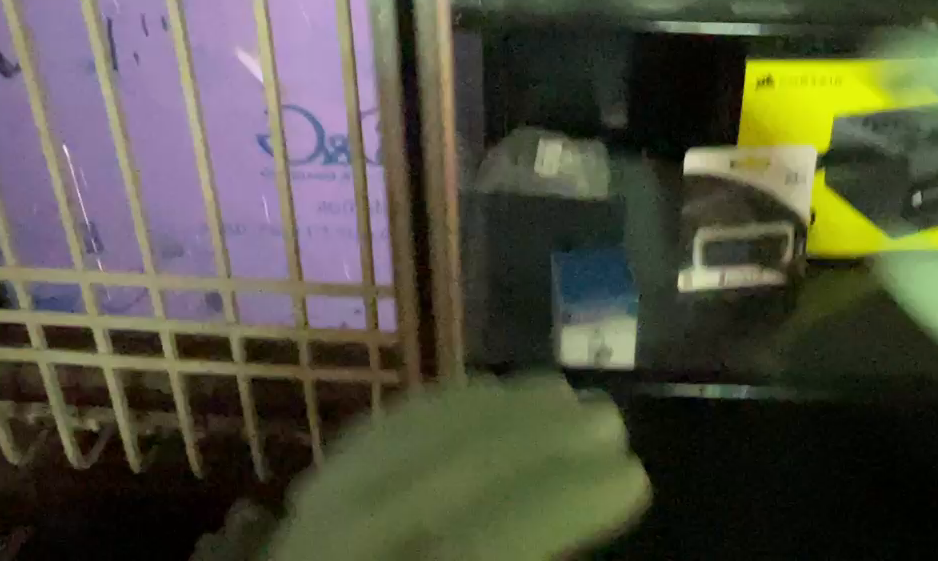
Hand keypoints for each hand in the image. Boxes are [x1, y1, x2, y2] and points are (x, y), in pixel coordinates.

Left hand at [268, 374, 649, 560]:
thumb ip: (520, 559)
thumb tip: (573, 512)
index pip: (475, 546)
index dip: (559, 502)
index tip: (633, 474)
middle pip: (439, 482)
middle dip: (534, 439)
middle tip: (610, 418)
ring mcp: (306, 532)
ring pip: (405, 444)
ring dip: (493, 411)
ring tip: (562, 392)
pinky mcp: (304, 509)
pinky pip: (375, 439)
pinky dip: (439, 411)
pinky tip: (487, 392)